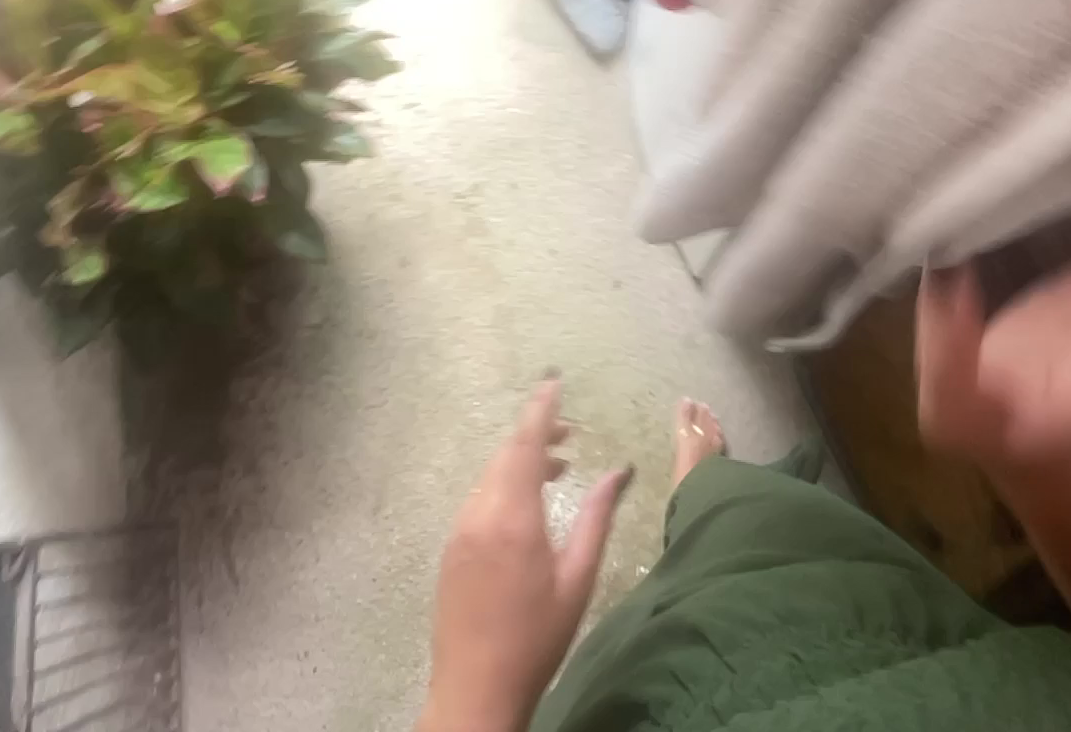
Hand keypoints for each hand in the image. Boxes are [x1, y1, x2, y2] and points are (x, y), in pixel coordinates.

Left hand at [419, 377, 634, 731]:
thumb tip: (619, 472)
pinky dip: (504, 483)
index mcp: (513, 517)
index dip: (541, 409)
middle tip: (570, 434)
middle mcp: (480, 512)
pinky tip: (526, 504)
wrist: (474, 689)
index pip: (525, 444)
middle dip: (536, 433)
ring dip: (521, 460)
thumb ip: (597, 517)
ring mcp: (460, 529)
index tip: (553, 382)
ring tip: (557, 468)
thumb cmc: (537, 636)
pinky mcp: (451, 546)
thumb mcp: (578, 577)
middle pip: (506, 453)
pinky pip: (479, 497)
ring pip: (491, 474)